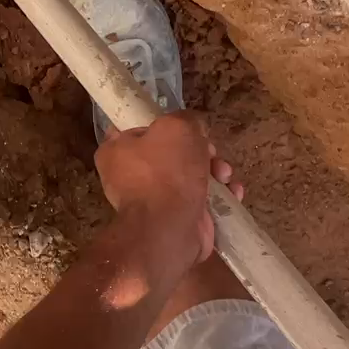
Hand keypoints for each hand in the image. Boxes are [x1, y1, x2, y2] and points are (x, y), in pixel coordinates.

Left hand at [94, 112, 242, 279]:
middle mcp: (129, 175)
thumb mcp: (177, 127)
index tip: (186, 126)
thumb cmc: (165, 173)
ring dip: (214, 171)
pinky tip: (233, 193)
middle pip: (171, 151)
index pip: (136, 128)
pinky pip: (200, 199)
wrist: (169, 229)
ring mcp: (153, 199)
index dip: (165, 123)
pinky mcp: (175, 218)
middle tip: (211, 153)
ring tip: (225, 176)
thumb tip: (194, 128)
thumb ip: (185, 119)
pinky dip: (219, 196)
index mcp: (115, 151)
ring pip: (190, 175)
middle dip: (200, 150)